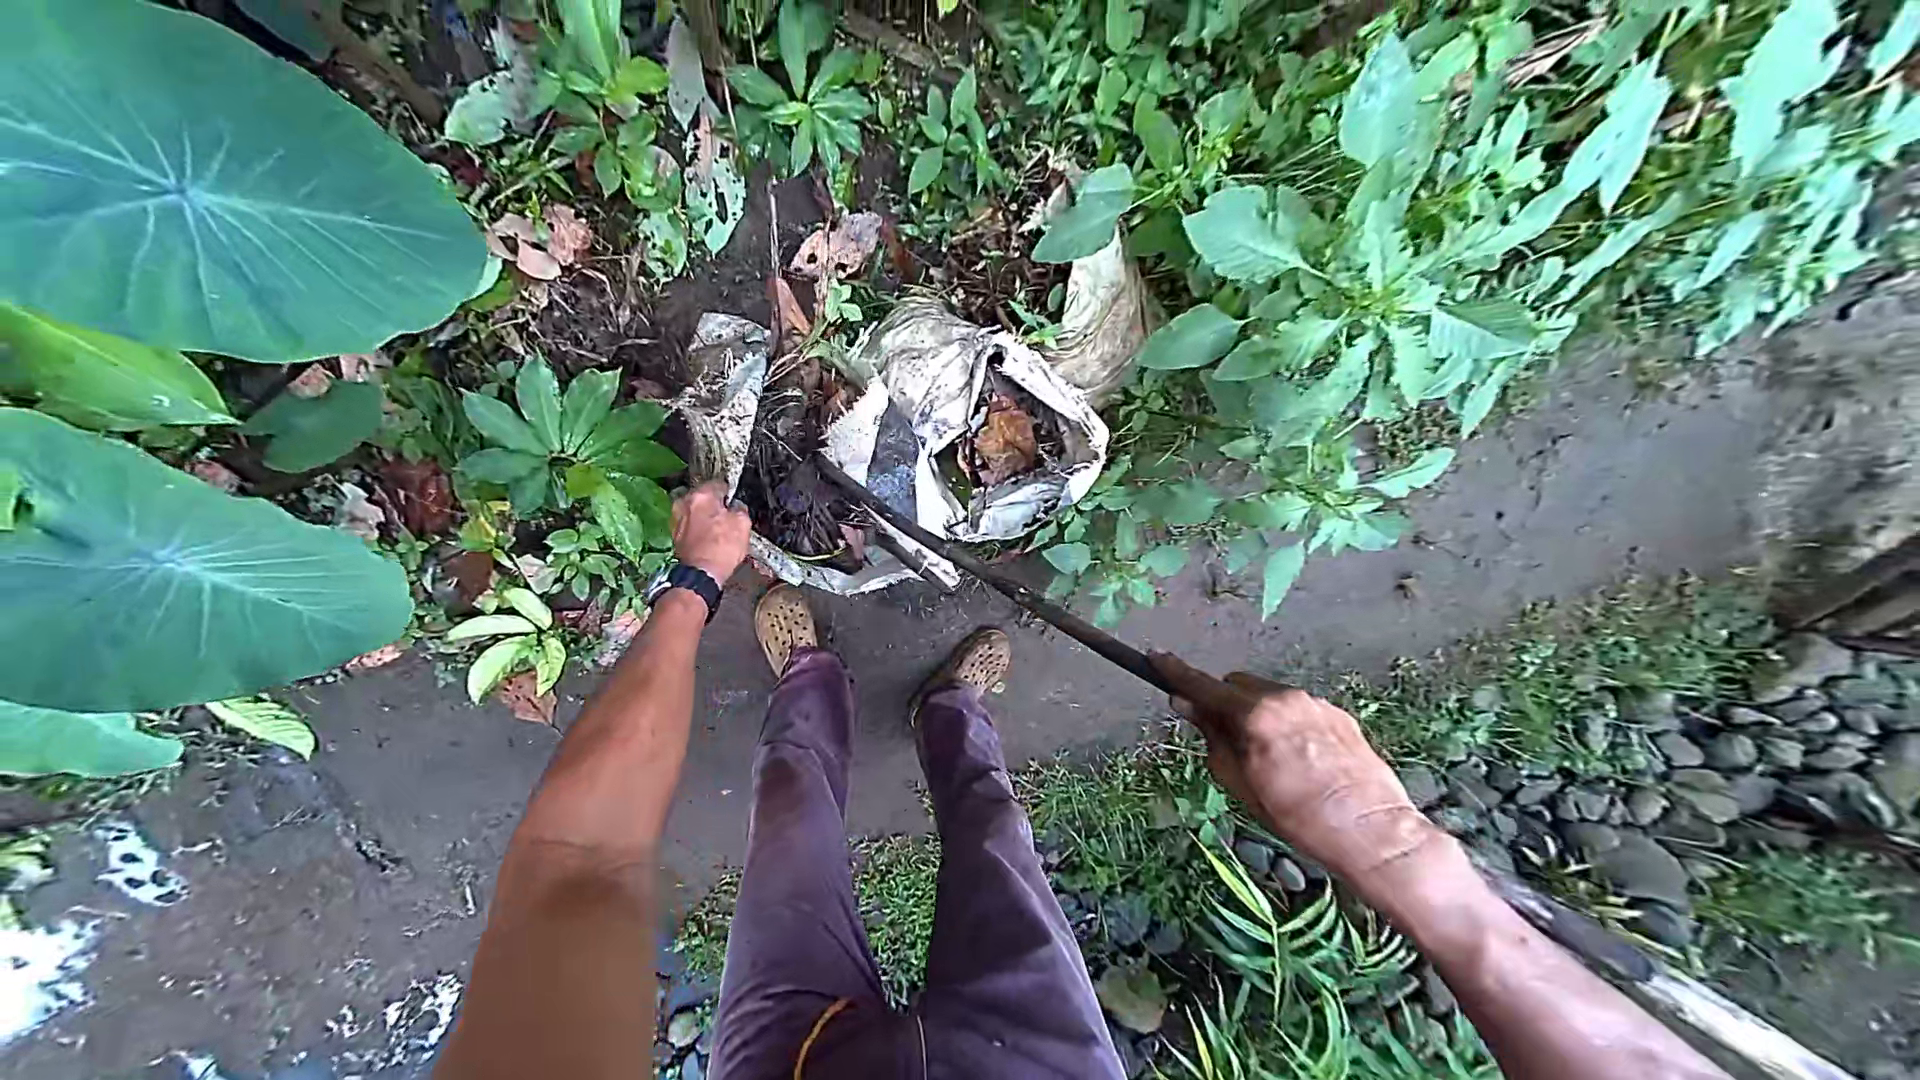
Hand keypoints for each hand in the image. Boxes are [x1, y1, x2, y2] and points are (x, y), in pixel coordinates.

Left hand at [671, 482, 751, 583]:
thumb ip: (740, 509)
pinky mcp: (674, 535)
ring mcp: (676, 519)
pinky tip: (709, 540)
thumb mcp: (743, 524)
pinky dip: (698, 530)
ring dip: (705, 518)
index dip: (730, 493)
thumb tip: (736, 508)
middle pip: (704, 497)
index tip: (735, 500)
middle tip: (728, 517)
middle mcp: (684, 503)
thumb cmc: (721, 549)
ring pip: (695, 512)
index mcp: (701, 495)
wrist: (701, 574)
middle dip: (715, 505)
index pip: (719, 484)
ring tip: (719, 531)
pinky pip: (690, 526)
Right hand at [1148, 653, 1445, 883]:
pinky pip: (1297, 707)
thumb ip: (1210, 737)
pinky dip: (1286, 721)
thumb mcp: (1238, 781)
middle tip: (1225, 734)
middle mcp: (1283, 697)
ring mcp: (1314, 703)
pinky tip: (1300, 757)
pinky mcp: (1338, 714)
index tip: (1156, 657)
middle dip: (1224, 700)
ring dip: (1256, 711)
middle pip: (1236, 683)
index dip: (1175, 672)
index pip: (1203, 685)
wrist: (1373, 834)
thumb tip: (1186, 704)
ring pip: (1268, 694)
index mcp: (1254, 714)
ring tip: (1270, 754)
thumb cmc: (1295, 816)